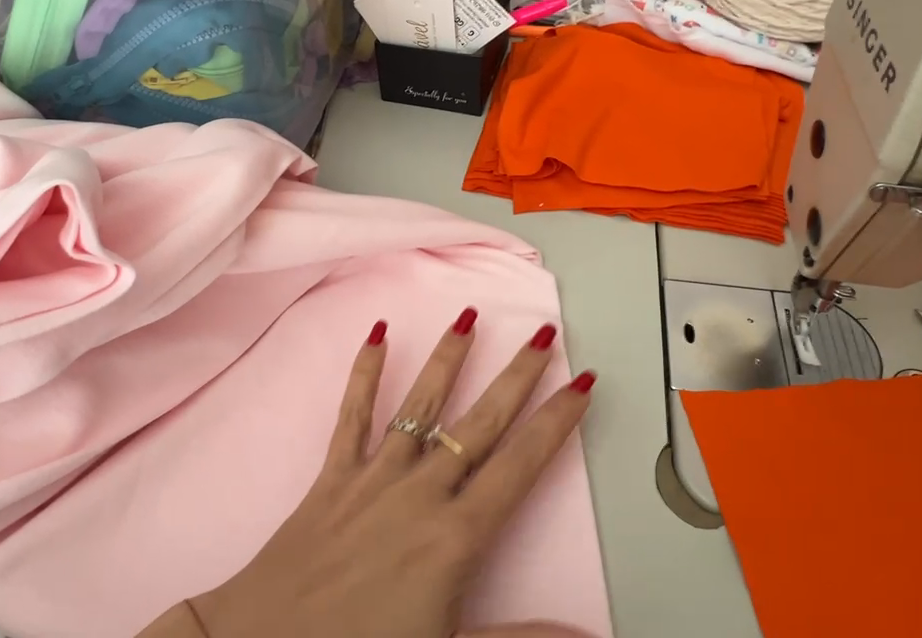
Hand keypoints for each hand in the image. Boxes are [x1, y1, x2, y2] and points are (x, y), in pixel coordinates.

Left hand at [141, 310, 597, 637]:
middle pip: (481, 424)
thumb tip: (587, 637)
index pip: (521, 466)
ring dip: (449, 358)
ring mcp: (375, 478)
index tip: (580, 383)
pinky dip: (364, 372)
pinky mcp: (334, 475)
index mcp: (456, 537)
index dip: (556, 422)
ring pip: (422, 405)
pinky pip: (352, 415)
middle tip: (542, 333)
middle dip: (517, 376)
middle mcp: (421, 494)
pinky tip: (378, 334)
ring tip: (468, 315)